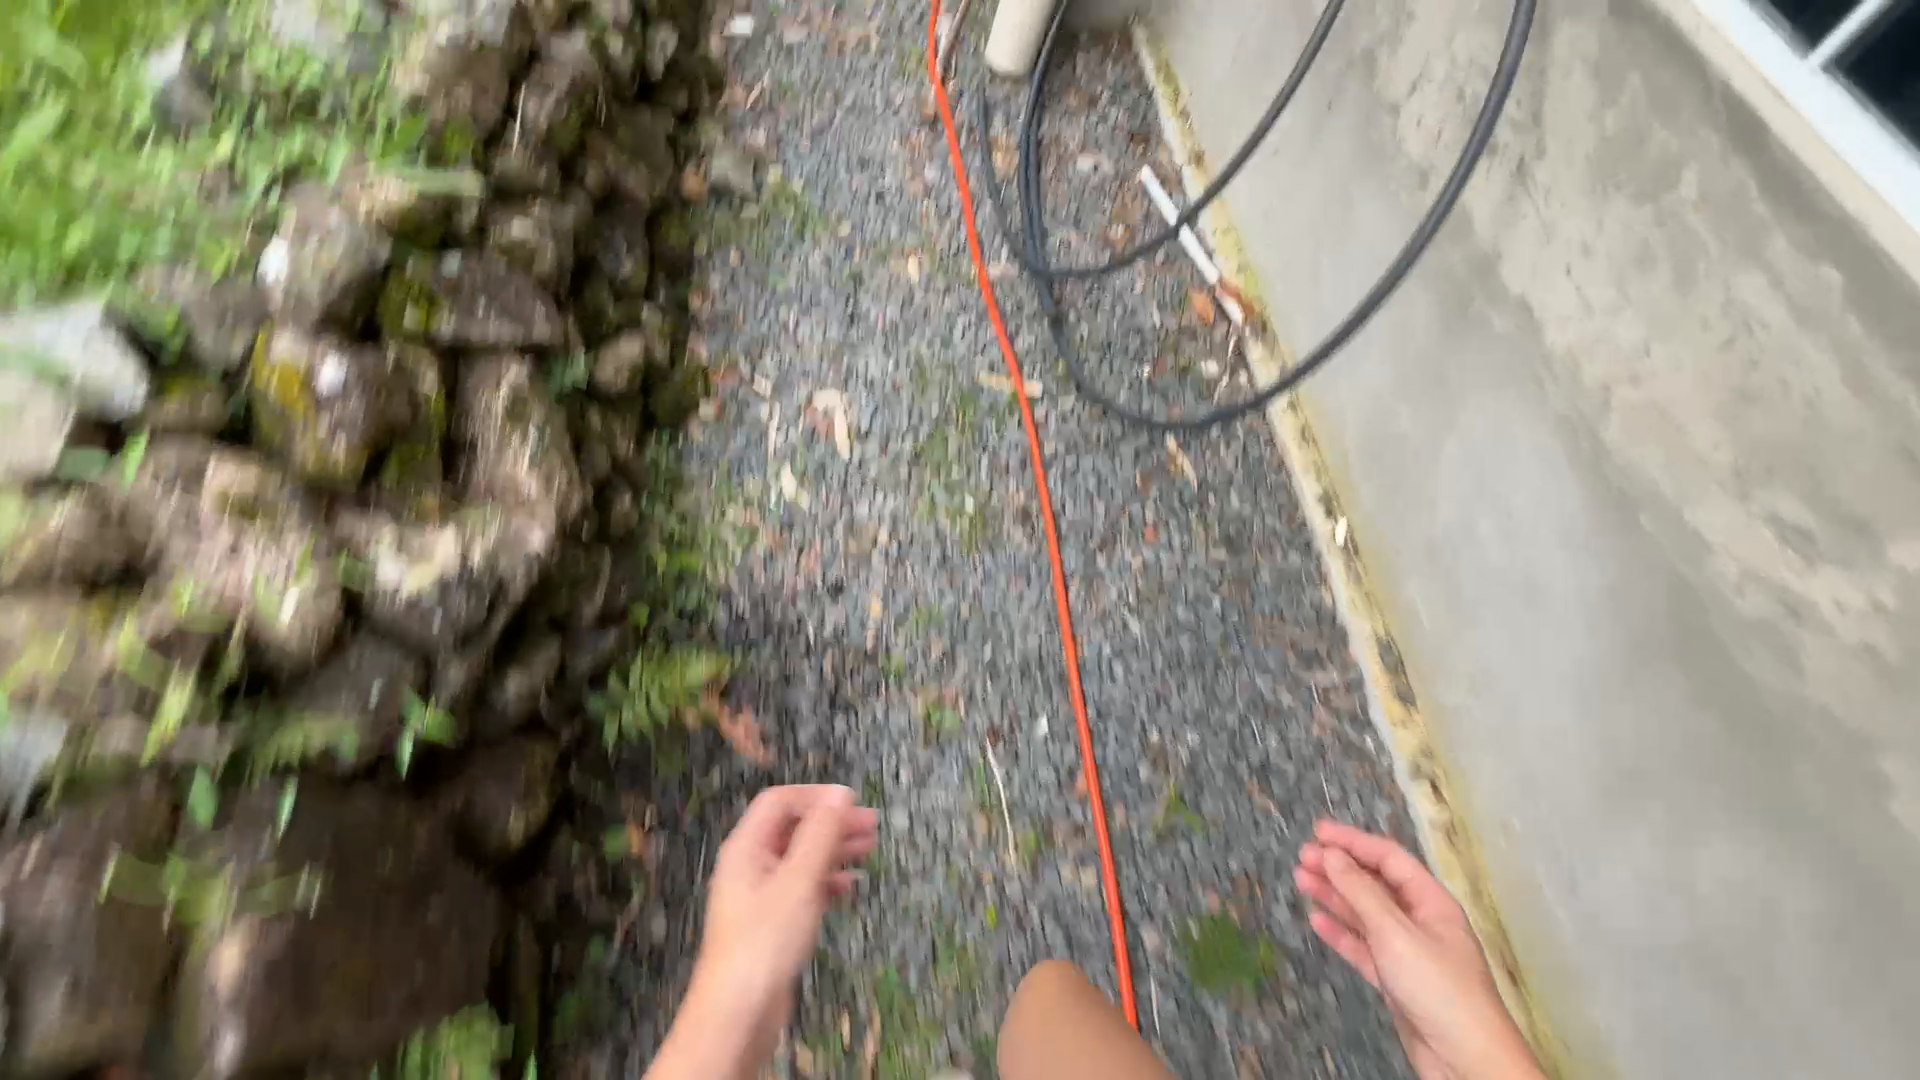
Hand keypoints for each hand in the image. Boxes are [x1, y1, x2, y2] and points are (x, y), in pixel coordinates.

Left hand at [647, 785, 878, 1079]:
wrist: (738, 1014)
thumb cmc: (764, 940)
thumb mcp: (798, 879)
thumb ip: (821, 833)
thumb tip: (840, 794)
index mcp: (747, 847)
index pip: (780, 801)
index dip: (816, 797)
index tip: (852, 801)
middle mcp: (751, 865)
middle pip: (795, 828)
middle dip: (832, 823)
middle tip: (872, 825)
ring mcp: (761, 895)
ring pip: (802, 858)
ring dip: (834, 850)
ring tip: (870, 850)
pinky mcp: (773, 922)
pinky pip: (803, 888)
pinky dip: (827, 881)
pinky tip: (850, 887)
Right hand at [1295, 821, 1542, 1079]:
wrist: (1466, 1060)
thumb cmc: (1437, 986)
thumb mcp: (1395, 932)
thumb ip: (1361, 891)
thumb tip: (1332, 854)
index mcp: (1431, 902)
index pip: (1389, 858)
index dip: (1353, 841)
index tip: (1318, 832)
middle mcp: (1419, 921)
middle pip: (1374, 884)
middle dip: (1339, 868)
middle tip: (1302, 857)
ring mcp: (1407, 950)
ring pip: (1364, 914)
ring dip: (1334, 896)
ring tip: (1300, 880)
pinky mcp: (1395, 978)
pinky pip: (1363, 946)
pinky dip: (1340, 932)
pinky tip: (1317, 921)